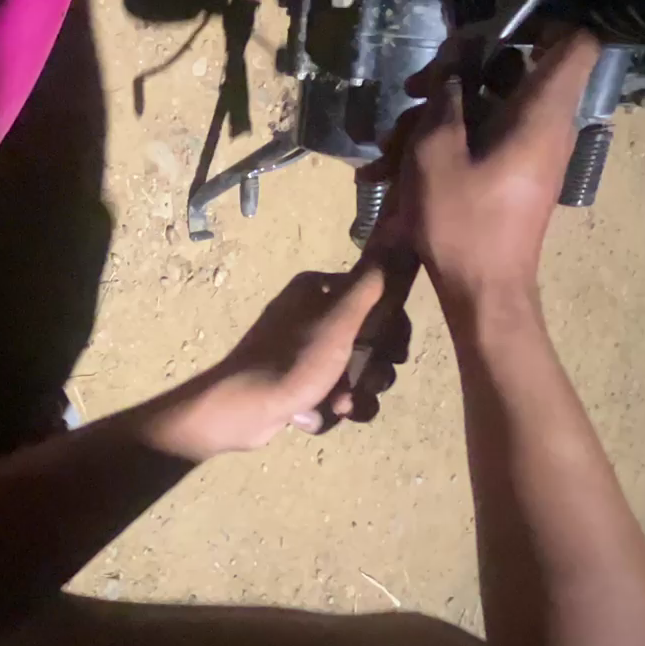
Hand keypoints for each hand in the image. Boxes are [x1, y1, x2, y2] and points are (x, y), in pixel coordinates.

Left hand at [142, 269, 387, 459]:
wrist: (245, 408)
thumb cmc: (295, 359)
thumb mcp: (340, 318)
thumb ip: (372, 282)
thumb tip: (399, 232)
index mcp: (317, 290)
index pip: (377, 300)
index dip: (392, 329)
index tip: (393, 351)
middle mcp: (310, 315)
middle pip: (370, 341)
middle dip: (373, 369)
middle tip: (365, 381)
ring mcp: (303, 351)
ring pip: (356, 372)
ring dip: (355, 393)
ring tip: (340, 404)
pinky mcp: (297, 382)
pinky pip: (334, 394)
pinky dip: (331, 407)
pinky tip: (317, 413)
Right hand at [374, 29, 599, 302]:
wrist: (482, 293)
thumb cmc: (463, 224)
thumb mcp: (436, 156)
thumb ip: (444, 101)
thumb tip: (452, 62)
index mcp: (539, 115)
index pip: (572, 43)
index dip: (538, 25)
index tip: (485, 34)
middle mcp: (542, 128)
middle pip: (511, 76)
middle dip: (455, 79)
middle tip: (411, 92)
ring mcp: (524, 155)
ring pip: (483, 114)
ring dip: (431, 122)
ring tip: (383, 150)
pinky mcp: (506, 178)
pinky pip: (477, 146)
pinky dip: (437, 151)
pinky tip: (385, 176)